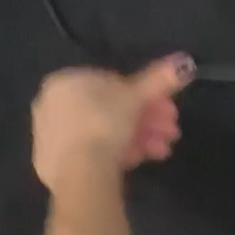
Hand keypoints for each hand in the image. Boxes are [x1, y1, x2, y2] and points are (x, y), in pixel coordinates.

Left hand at [30, 56, 193, 194]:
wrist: (80, 173)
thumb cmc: (106, 123)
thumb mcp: (138, 97)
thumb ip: (160, 78)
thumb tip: (185, 61)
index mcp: (65, 82)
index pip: (113, 83)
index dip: (146, 96)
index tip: (168, 109)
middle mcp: (51, 106)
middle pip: (109, 110)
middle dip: (146, 120)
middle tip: (171, 133)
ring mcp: (49, 138)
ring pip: (102, 132)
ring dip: (138, 139)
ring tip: (162, 151)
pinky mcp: (51, 166)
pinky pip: (91, 152)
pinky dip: (116, 154)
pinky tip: (139, 162)